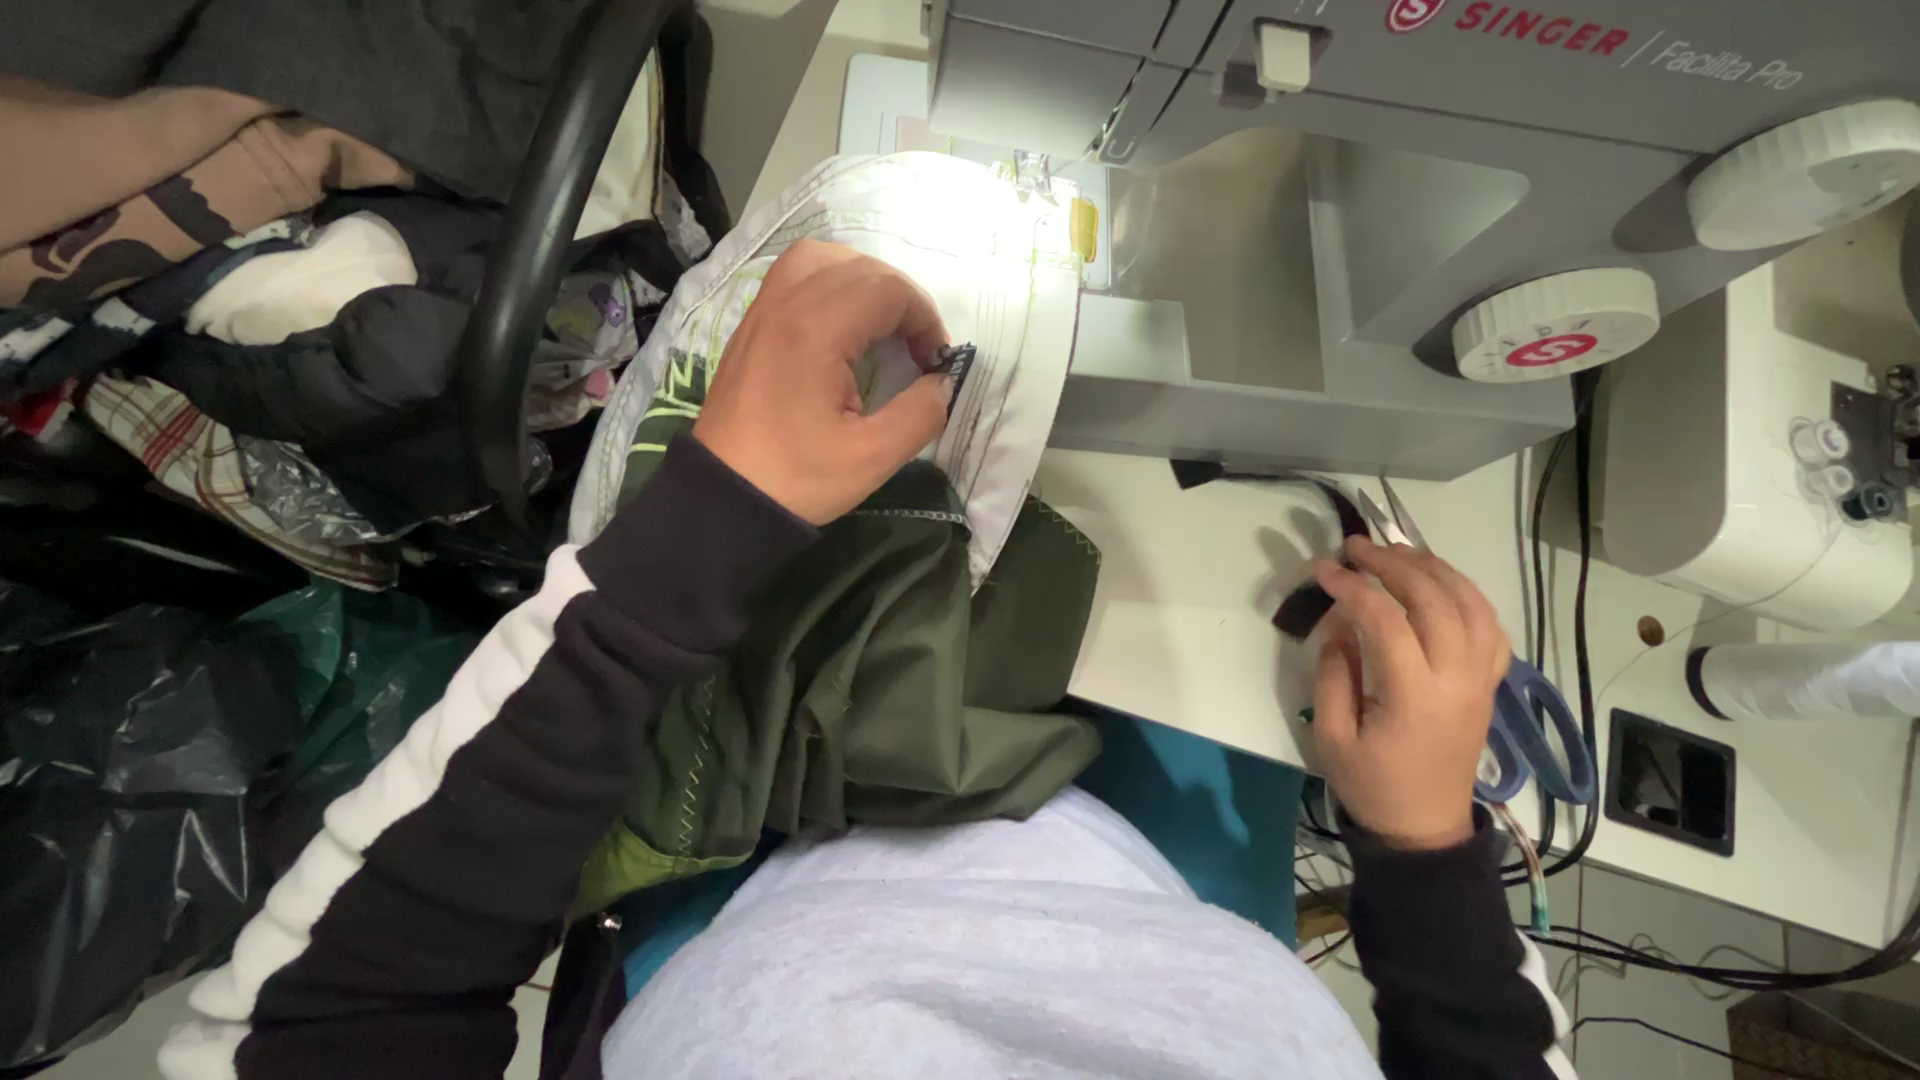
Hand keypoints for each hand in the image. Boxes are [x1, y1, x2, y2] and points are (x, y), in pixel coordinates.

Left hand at [692, 238, 951, 524]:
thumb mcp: (872, 459)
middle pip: (861, 267)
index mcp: (816, 331)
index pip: (888, 290)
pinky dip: (830, 284)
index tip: (934, 364)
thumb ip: (921, 415)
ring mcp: (763, 310)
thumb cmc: (796, 477)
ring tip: (882, 325)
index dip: (925, 319)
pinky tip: (843, 324)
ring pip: (823, 259)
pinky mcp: (751, 325)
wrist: (723, 496)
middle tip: (917, 351)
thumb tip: (942, 383)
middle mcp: (787, 304)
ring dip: (864, 281)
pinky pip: (795, 275)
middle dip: (902, 301)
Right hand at [1311, 536, 1511, 850]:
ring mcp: (1480, 681)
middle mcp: (1458, 680)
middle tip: (1357, 546)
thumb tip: (1341, 624)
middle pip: (1435, 601)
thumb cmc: (1371, 784)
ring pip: (1473, 607)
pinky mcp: (1488, 686)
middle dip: (1394, 564)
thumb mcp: (1332, 735)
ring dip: (1436, 570)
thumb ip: (1334, 674)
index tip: (1322, 569)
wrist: (1424, 828)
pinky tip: (1441, 585)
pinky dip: (1468, 596)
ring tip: (1400, 550)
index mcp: (1415, 696)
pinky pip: (1491, 628)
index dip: (1352, 587)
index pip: (1385, 620)